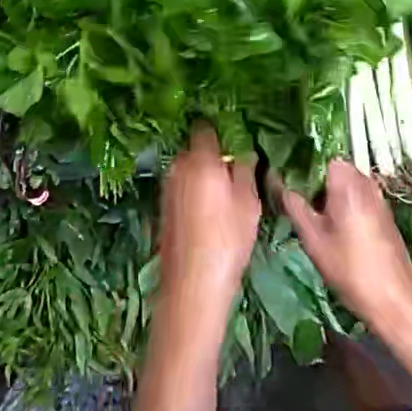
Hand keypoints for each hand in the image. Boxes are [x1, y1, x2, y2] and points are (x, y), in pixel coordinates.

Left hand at [157, 124, 260, 309]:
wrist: (192, 282)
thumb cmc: (227, 240)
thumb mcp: (248, 203)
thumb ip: (245, 170)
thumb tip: (243, 152)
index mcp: (200, 159)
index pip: (205, 128)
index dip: (220, 130)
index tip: (235, 140)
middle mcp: (178, 166)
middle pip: (196, 148)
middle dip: (212, 155)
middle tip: (234, 172)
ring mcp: (167, 185)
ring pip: (187, 168)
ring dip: (202, 173)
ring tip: (223, 195)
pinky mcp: (163, 204)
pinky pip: (181, 185)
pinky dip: (192, 189)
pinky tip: (207, 210)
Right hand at [280, 160, 411, 326]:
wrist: (396, 302)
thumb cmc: (350, 267)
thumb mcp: (312, 237)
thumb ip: (293, 204)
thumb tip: (276, 180)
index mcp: (347, 181)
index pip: (320, 156)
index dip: (302, 167)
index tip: (289, 184)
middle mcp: (366, 182)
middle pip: (333, 170)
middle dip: (315, 183)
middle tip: (299, 204)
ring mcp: (378, 198)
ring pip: (345, 185)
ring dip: (329, 197)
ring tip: (314, 219)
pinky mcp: (384, 214)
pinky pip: (358, 198)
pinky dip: (344, 207)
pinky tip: (335, 230)